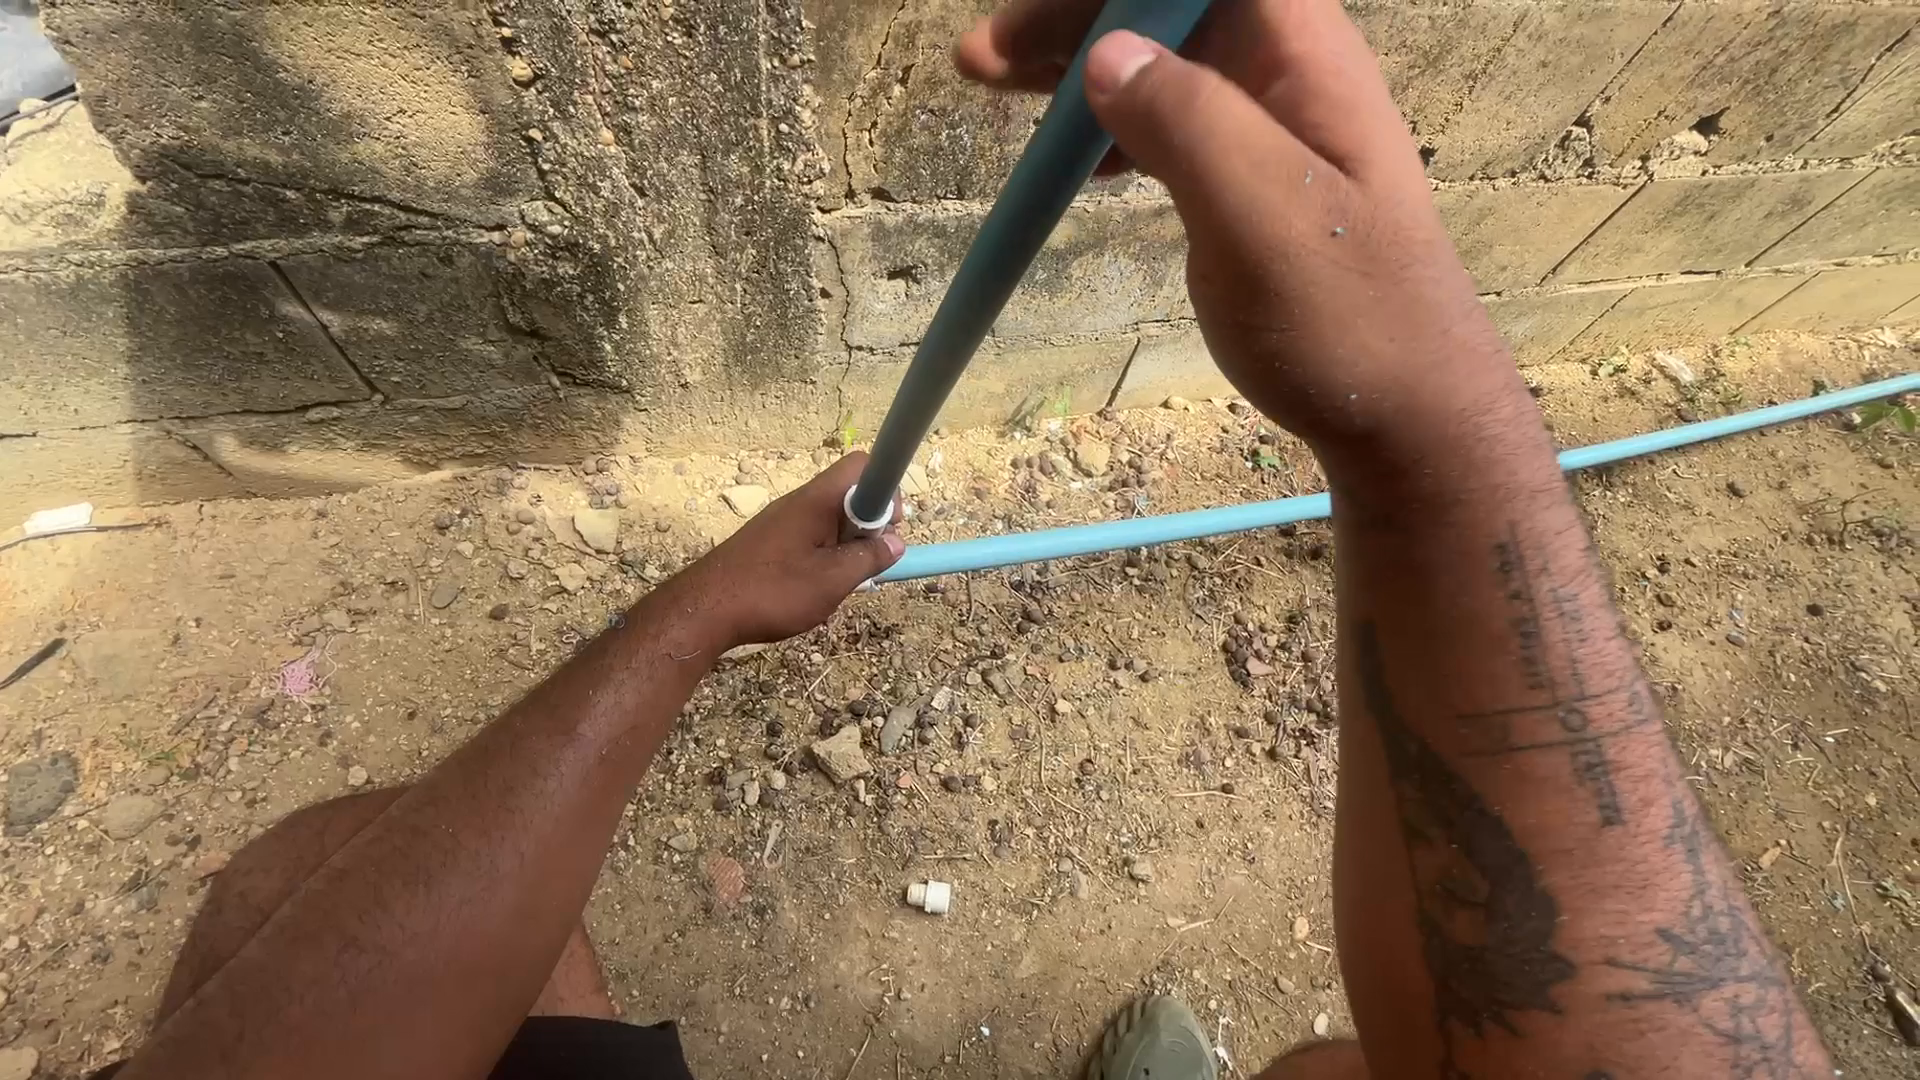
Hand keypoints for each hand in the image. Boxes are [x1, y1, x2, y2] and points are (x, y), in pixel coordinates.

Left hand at [667, 453, 903, 649]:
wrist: (704, 611)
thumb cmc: (772, 591)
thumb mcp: (832, 580)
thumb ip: (869, 559)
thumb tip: (895, 543)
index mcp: (817, 500)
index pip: (863, 466)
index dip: (886, 492)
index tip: (888, 529)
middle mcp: (800, 502)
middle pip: (851, 494)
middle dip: (870, 526)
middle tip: (866, 562)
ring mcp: (783, 521)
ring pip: (832, 519)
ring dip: (847, 545)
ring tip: (840, 581)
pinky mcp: (771, 541)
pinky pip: (812, 536)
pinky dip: (825, 556)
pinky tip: (815, 587)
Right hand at [956, 0, 1531, 477]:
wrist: (1402, 407)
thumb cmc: (1340, 320)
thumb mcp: (1260, 218)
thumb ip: (1189, 123)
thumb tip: (1106, 55)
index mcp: (1298, 54)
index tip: (1023, 32)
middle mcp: (1285, 74)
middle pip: (1167, 11)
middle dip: (1072, 24)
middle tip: (980, 61)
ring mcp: (1269, 131)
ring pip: (1163, 68)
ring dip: (1084, 75)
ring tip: (1008, 95)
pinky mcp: (1251, 184)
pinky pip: (1174, 127)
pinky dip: (1119, 130)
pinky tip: (1088, 160)